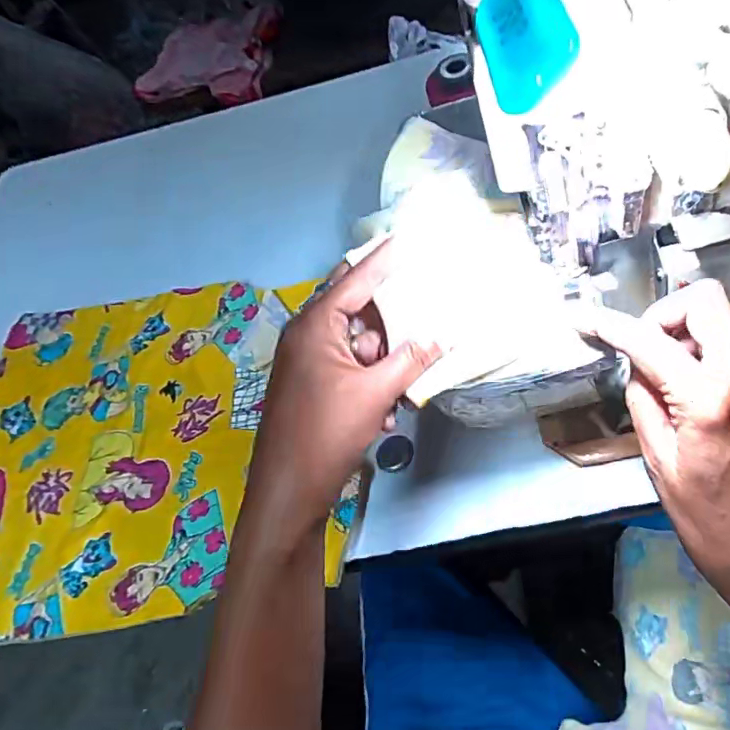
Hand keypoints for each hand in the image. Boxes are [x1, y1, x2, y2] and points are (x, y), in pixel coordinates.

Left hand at [246, 239, 439, 537]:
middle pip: (360, 315)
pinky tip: (382, 416)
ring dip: (384, 369)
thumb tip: (441, 336)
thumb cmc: (326, 434)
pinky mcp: (312, 388)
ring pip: (359, 349)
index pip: (355, 279)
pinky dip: (370, 387)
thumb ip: (411, 360)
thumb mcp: (376, 394)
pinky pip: (350, 372)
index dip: (384, 259)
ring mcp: (307, 364)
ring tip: (397, 397)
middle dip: (391, 331)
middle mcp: (308, 337)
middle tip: (422, 334)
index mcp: (316, 326)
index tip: (406, 237)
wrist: (288, 492)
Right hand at [579, 280, 729, 630]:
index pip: (652, 340)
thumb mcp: (661, 466)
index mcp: (709, 401)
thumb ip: (645, 405)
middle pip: (706, 300)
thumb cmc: (713, 526)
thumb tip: (637, 369)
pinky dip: (701, 353)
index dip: (611, 325)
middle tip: (641, 346)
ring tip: (659, 375)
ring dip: (683, 332)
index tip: (585, 318)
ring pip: (721, 321)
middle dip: (664, 312)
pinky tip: (683, 391)